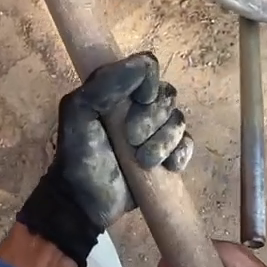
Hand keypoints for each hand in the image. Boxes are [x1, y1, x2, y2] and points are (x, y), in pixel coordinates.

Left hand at [15, 53, 191, 266]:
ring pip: (178, 120)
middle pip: (167, 95)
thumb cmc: (80, 152)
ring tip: (143, 161)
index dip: (149, 82)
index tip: (138, 100)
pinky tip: (165, 167)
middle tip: (130, 139)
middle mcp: (141, 105)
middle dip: (151, 120)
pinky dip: (179, 154)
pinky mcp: (168, 155)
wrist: (86, 201)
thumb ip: (106, 82)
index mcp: (120, 88)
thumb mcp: (79, 110)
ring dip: (163, 141)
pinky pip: (187, 145)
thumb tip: (144, 65)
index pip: (149, 67)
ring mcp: (157, 130)